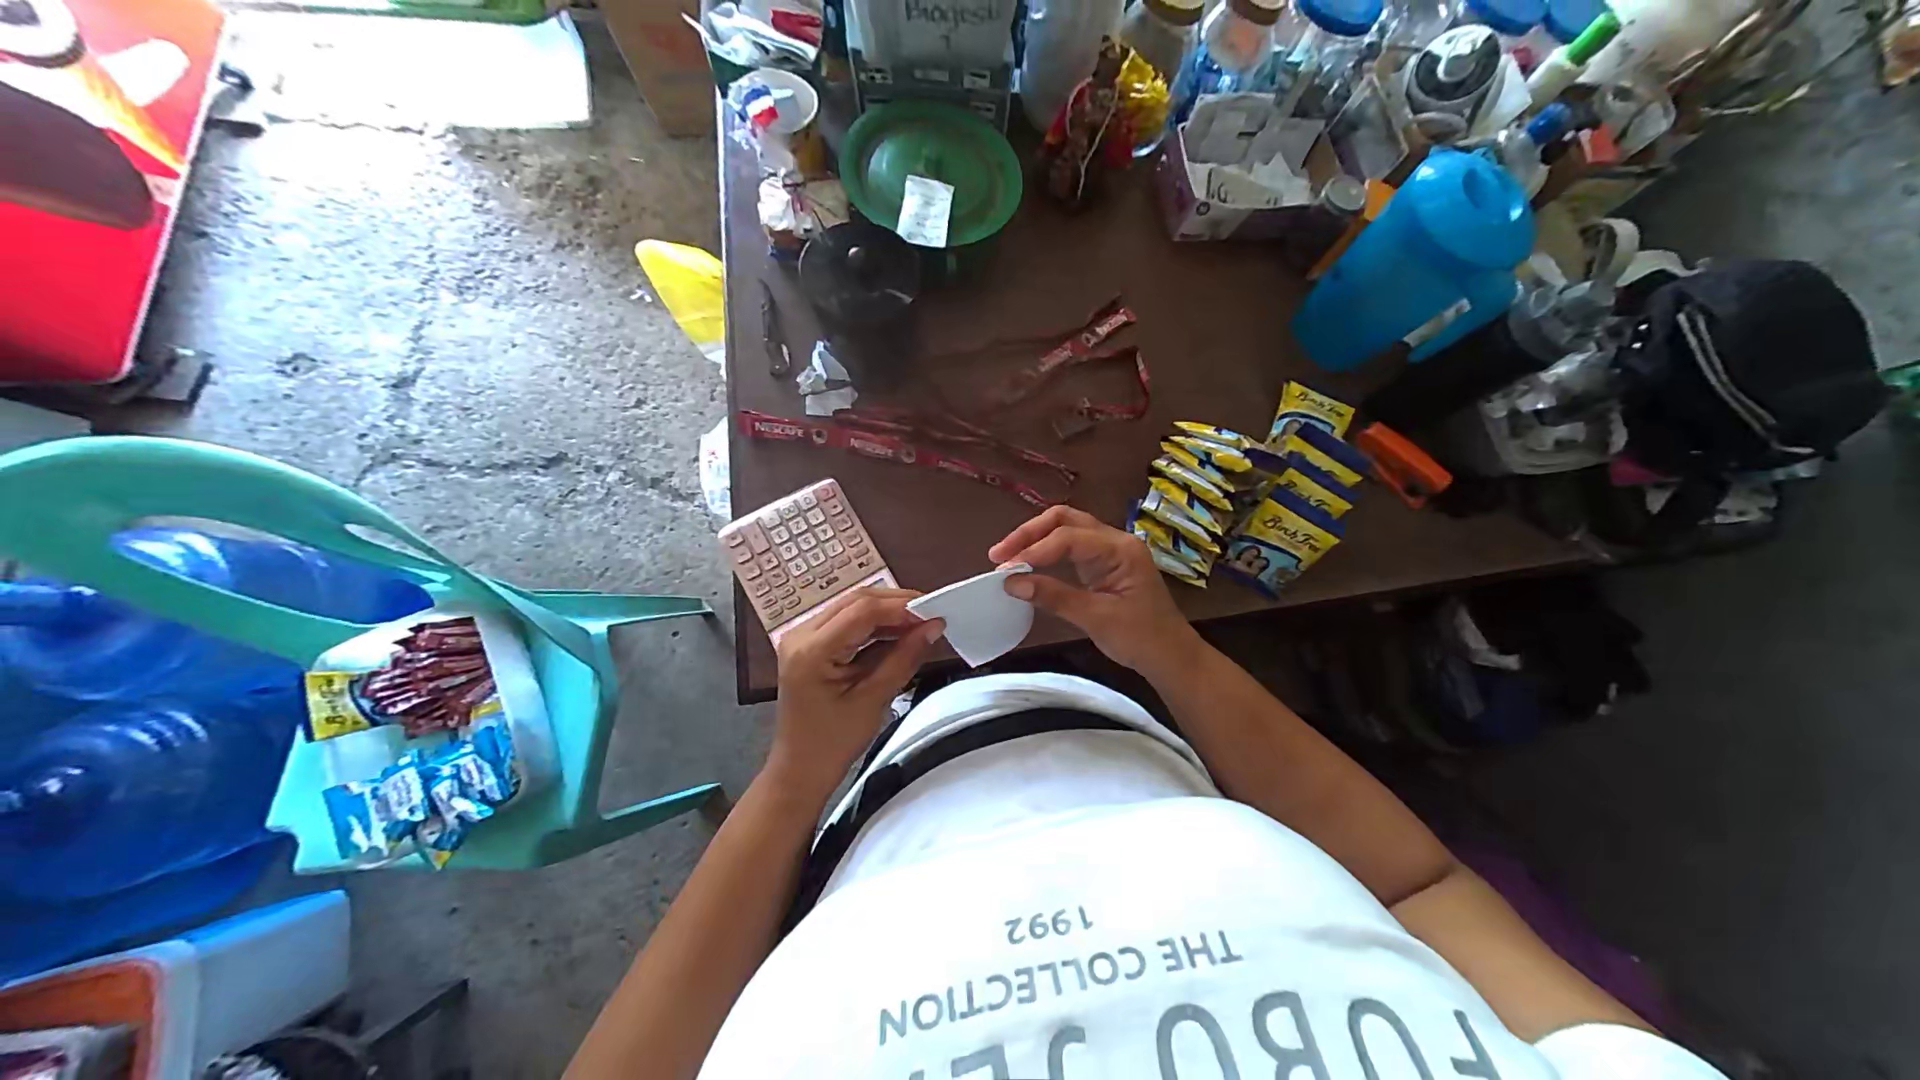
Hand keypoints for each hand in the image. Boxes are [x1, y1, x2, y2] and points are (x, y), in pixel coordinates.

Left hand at [768, 587, 943, 800]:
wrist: (800, 768)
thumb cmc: (833, 742)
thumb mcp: (874, 699)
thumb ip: (904, 658)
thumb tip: (933, 627)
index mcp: (811, 650)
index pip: (862, 611)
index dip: (901, 607)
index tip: (934, 613)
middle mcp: (801, 634)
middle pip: (856, 601)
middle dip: (896, 604)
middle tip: (932, 614)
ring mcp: (803, 637)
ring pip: (852, 608)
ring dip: (887, 613)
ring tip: (920, 624)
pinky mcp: (810, 644)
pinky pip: (846, 622)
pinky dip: (874, 625)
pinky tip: (899, 633)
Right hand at [988, 506, 1202, 680]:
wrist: (1171, 656)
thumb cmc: (1141, 638)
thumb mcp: (1096, 618)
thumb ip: (1054, 596)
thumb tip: (1012, 583)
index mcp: (1120, 549)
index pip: (1068, 538)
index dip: (1034, 550)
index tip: (1006, 569)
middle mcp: (1114, 541)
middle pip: (1065, 520)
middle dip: (1030, 534)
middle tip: (999, 554)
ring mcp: (1109, 551)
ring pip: (1065, 530)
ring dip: (1035, 541)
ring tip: (1006, 559)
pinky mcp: (1103, 564)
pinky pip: (1070, 548)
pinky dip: (1046, 554)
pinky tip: (1028, 566)